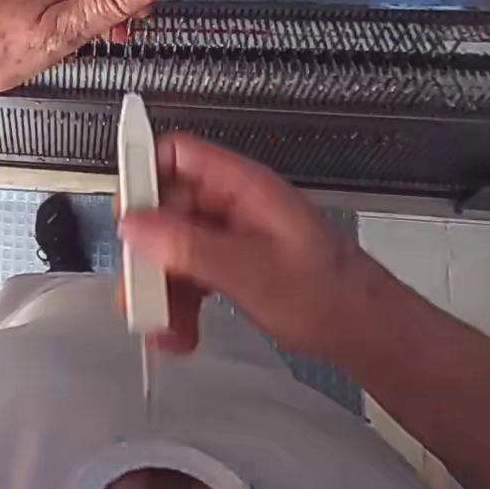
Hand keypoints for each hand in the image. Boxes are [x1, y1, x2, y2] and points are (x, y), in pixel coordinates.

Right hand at [118, 132, 412, 362]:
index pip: (178, 154)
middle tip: (139, 288)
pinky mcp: (224, 261)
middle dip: (147, 252)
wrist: (365, 334)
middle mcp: (229, 204)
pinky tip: (179, 333)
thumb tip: (135, 224)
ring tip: (164, 327)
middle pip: (164, 208)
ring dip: (160, 288)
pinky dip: (176, 302)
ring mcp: (225, 234)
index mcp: (241, 186)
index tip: (124, 212)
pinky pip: (184, 272)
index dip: (145, 173)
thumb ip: (191, 246)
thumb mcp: (253, 271)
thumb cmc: (330, 295)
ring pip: (169, 246)